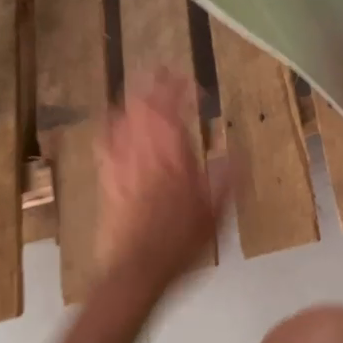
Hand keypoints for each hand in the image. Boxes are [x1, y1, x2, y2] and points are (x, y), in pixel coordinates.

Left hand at [94, 71, 225, 291]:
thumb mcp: (214, 216)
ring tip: (141, 83)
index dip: (183, 92)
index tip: (194, 85)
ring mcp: (123, 165)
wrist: (134, 273)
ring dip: (134, 98)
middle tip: (164, 70)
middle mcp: (148, 155)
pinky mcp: (107, 180)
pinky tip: (111, 116)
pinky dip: (110, 125)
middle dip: (155, 85)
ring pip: (126, 120)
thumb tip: (237, 155)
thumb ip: (225, 182)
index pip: (177, 113)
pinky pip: (106, 143)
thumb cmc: (179, 245)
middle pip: (147, 109)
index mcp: (176, 159)